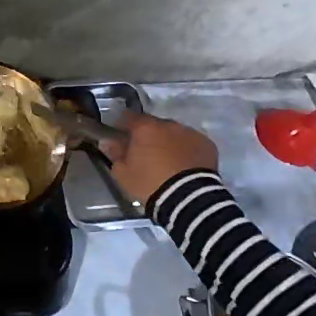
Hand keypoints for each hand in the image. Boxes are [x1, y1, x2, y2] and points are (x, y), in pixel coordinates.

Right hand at [101, 112, 220, 203]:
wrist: (188, 199)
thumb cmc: (149, 183)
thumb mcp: (123, 173)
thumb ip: (115, 153)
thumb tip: (108, 141)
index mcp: (145, 127)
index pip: (128, 117)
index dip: (123, 126)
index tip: (121, 138)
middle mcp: (168, 124)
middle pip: (154, 125)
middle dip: (149, 135)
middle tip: (146, 153)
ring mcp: (190, 133)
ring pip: (174, 133)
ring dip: (168, 141)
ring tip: (167, 161)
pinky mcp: (207, 144)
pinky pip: (191, 143)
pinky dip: (186, 149)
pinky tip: (184, 165)